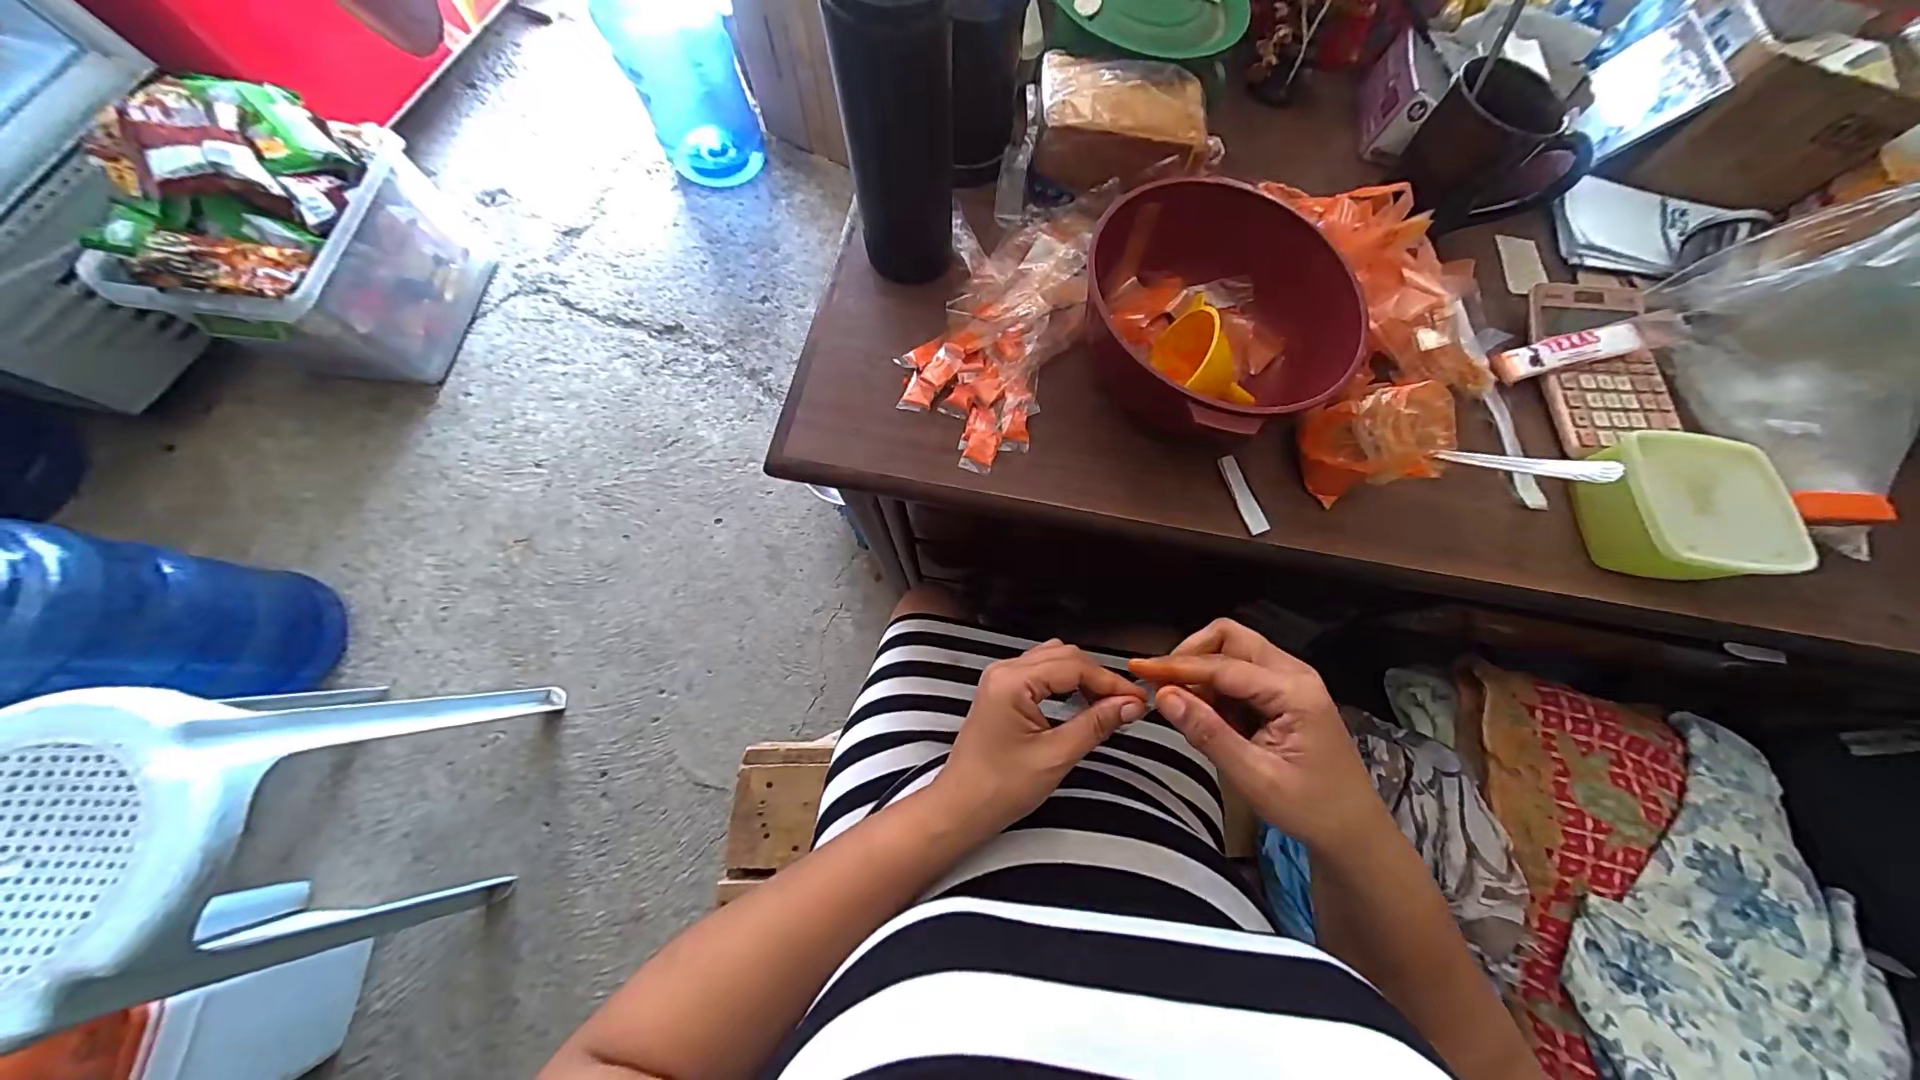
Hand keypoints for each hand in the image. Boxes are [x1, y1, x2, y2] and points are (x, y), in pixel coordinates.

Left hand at [930, 640, 1148, 834]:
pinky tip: (1082, 703)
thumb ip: (1095, 724)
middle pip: (1065, 656)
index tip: (1138, 700)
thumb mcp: (1056, 756)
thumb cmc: (999, 787)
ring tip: (1108, 704)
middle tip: (1128, 704)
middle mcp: (1003, 671)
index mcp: (1012, 681)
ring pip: (1054, 660)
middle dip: (1099, 677)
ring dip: (1083, 677)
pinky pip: (1041, 673)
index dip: (1111, 682)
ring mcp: (1000, 679)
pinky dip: (1066, 683)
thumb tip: (1130, 705)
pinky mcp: (1001, 691)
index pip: (1074, 666)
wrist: (961, 807)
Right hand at [1129, 619, 1387, 850]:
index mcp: (1294, 692)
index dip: (1175, 666)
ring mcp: (1291, 680)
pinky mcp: (1284, 692)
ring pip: (1232, 651)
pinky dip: (1215, 685)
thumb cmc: (1310, 808)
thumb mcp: (1253, 777)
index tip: (1139, 670)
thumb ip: (1207, 733)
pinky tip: (1210, 716)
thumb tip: (1164, 696)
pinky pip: (1240, 672)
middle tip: (1161, 683)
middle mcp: (1294, 674)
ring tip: (1186, 707)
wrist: (1353, 830)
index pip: (1221, 666)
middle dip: (1189, 655)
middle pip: (1229, 638)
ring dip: (1202, 671)